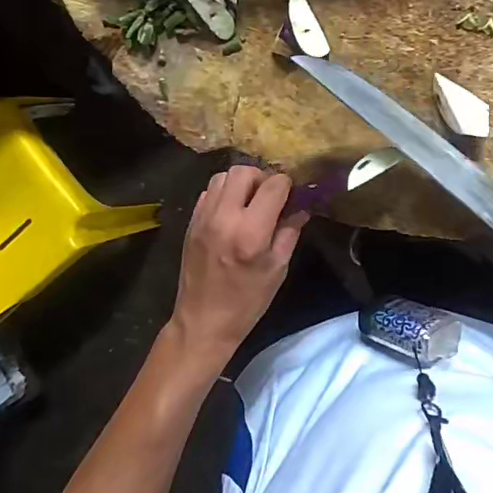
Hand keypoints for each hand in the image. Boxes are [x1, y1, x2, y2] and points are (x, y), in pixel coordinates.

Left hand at [167, 165, 307, 359]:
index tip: (293, 197)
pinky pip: (208, 192)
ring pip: (222, 177)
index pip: (273, 185)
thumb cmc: (247, 301)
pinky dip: (223, 194)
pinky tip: (232, 213)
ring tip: (251, 203)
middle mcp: (224, 217)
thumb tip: (301, 207)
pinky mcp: (191, 222)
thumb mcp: (277, 268)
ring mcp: (203, 217)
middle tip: (271, 197)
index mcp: (250, 231)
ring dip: (241, 183)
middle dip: (262, 178)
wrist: (203, 321)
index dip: (288, 186)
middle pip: (243, 171)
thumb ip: (290, 232)